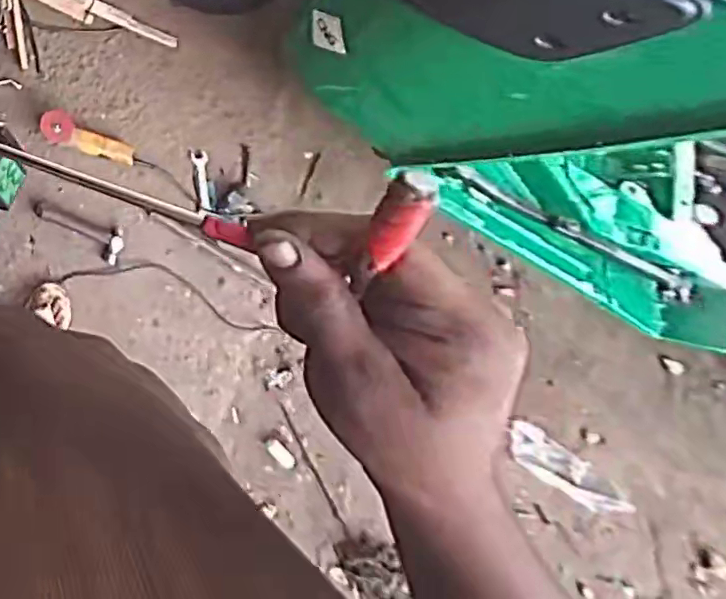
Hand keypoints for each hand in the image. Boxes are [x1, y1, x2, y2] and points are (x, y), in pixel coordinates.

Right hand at [250, 211, 527, 508]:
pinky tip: (324, 330)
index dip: (320, 231)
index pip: (384, 241)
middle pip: (368, 248)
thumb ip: (316, 302)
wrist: (433, 493)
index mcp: (462, 318)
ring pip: (358, 263)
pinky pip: (363, 282)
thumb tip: (275, 241)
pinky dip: (328, 296)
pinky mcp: (423, 315)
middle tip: (282, 294)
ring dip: (316, 285)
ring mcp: (444, 309)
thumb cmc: (397, 443)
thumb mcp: (350, 373)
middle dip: (314, 265)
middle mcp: (461, 303)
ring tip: (310, 331)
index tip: (263, 237)